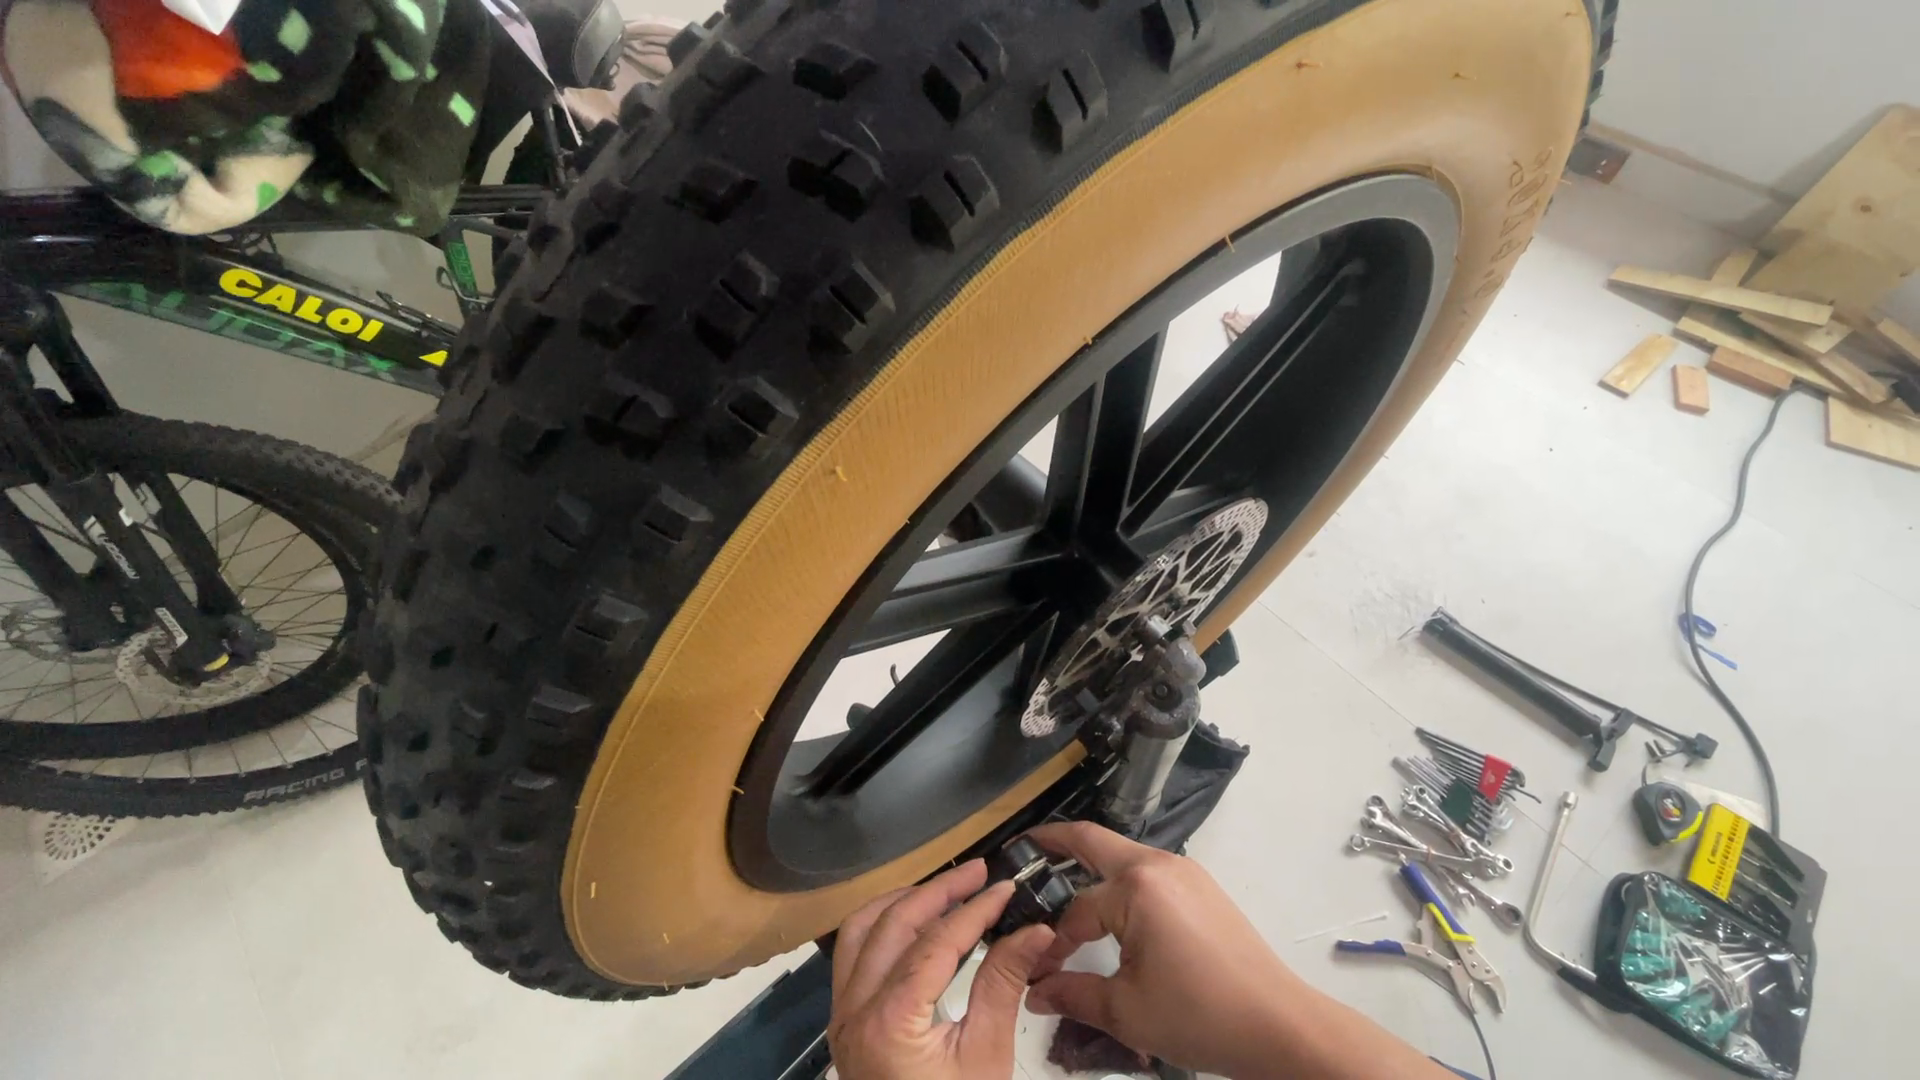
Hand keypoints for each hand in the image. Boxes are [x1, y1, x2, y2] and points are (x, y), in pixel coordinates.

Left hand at [828, 859, 1055, 1079]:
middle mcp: (852, 1011)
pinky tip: (912, 920)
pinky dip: (881, 925)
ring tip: (945, 888)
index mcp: (888, 1022)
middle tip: (979, 873)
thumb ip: (1003, 984)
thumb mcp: (987, 1057)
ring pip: (860, 931)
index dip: (973, 909)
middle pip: (892, 924)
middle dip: (938, 891)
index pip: (934, 942)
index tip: (1004, 887)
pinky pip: (851, 954)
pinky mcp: (844, 1021)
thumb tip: (1035, 928)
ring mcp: (841, 1016)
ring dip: (903, 901)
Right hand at [1020, 822, 1301, 1077]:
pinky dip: (1120, 879)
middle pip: (1095, 840)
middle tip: (1025, 846)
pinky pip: (1148, 870)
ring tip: (1062, 877)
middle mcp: (1158, 865)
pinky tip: (1112, 905)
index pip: (1078, 909)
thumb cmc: (1198, 1014)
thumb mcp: (1127, 1010)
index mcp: (1137, 887)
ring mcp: (1184, 872)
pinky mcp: (1201, 887)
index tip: (1038, 971)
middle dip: (1057, 841)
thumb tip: (1034, 992)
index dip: (1054, 942)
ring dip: (1092, 862)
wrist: (1280, 1026)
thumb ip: (1073, 994)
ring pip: (1123, 855)